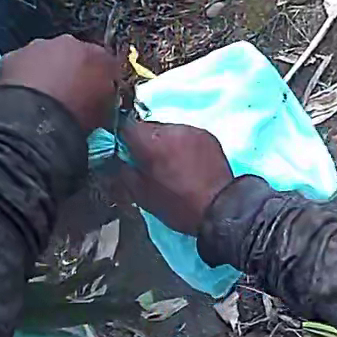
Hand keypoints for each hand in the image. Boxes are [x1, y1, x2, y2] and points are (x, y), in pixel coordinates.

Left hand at [0, 36, 119, 130]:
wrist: (35, 118)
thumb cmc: (77, 116)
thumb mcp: (104, 111)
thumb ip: (105, 95)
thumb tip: (102, 93)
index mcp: (97, 54)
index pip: (103, 62)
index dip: (98, 79)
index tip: (93, 95)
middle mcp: (68, 42)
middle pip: (71, 55)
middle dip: (69, 72)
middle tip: (66, 96)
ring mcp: (38, 47)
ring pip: (44, 58)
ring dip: (44, 73)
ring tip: (40, 100)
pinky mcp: (11, 57)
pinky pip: (20, 67)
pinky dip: (22, 79)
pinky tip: (21, 98)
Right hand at [118, 119, 233, 236]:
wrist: (220, 210)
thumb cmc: (177, 206)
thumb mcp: (141, 195)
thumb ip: (123, 170)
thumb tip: (117, 158)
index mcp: (150, 143)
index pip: (125, 126)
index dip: (123, 139)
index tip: (125, 152)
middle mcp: (170, 129)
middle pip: (147, 127)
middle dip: (145, 142)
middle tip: (149, 164)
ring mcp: (191, 130)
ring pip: (168, 130)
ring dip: (164, 143)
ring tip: (171, 165)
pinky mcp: (207, 135)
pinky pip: (186, 135)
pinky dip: (182, 145)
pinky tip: (187, 163)